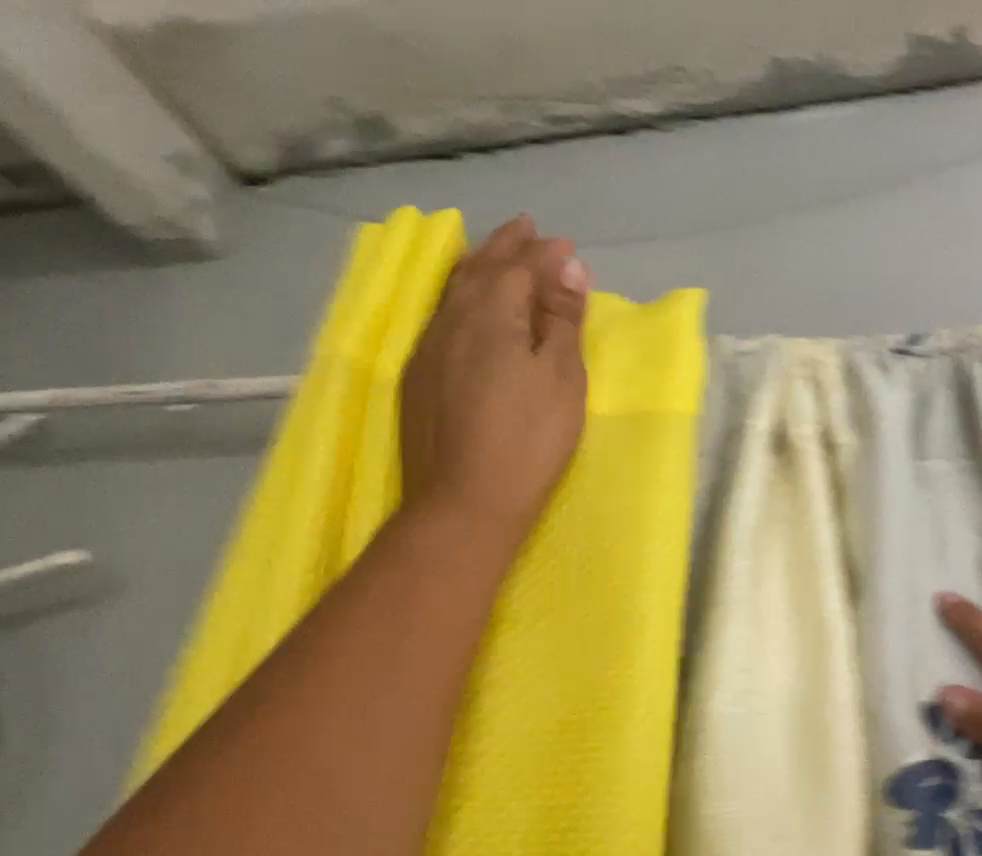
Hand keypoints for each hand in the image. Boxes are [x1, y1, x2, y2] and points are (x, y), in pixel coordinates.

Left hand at [401, 214, 592, 537]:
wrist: (464, 501)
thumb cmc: (529, 440)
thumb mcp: (562, 378)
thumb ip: (563, 318)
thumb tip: (566, 265)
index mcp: (491, 315)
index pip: (519, 267)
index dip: (543, 253)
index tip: (565, 244)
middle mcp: (451, 320)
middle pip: (478, 269)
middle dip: (504, 246)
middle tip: (525, 228)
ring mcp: (426, 348)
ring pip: (452, 291)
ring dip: (477, 266)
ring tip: (494, 254)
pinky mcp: (416, 376)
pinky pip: (439, 316)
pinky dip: (459, 296)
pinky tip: (465, 305)